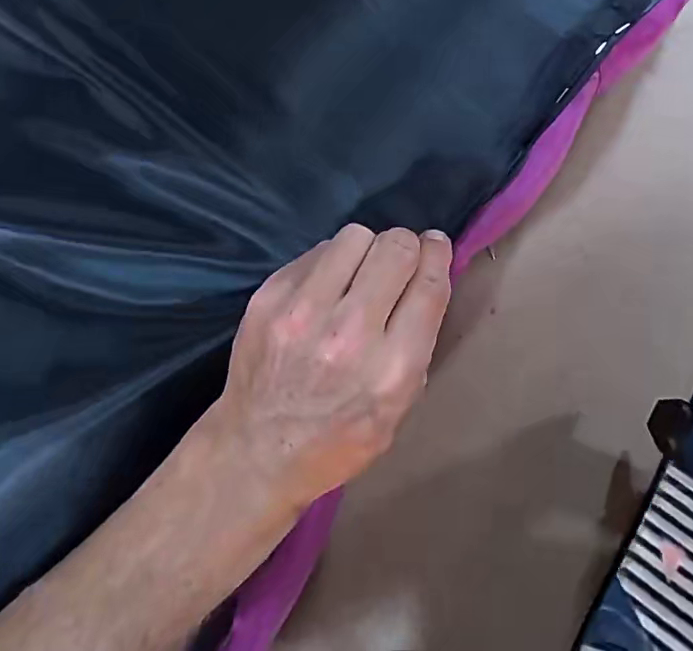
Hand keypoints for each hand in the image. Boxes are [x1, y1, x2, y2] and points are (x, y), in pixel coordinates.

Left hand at [197, 224, 453, 509]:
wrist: (254, 455)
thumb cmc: (340, 438)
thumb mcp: (400, 407)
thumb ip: (418, 341)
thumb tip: (427, 276)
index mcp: (392, 368)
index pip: (429, 284)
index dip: (438, 254)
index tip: (436, 243)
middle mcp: (349, 334)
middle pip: (395, 248)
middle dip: (406, 246)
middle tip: (400, 260)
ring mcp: (303, 312)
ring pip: (355, 236)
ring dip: (368, 248)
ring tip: (361, 271)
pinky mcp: (269, 298)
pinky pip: (317, 250)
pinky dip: (331, 260)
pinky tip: (326, 286)